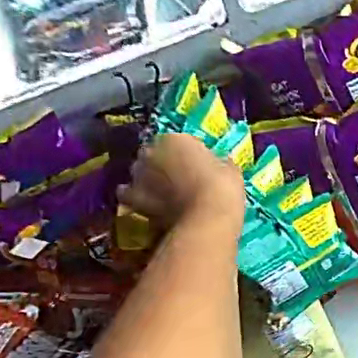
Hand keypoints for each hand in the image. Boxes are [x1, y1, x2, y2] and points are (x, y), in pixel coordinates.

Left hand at [118, 133, 243, 228]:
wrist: (206, 219)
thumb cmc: (222, 189)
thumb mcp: (230, 170)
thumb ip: (219, 163)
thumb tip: (219, 164)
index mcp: (175, 138)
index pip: (178, 141)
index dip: (186, 154)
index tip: (196, 166)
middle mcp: (151, 151)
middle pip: (153, 154)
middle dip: (162, 164)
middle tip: (177, 179)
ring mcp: (138, 174)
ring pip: (139, 172)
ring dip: (147, 179)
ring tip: (160, 193)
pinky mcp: (133, 198)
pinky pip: (128, 194)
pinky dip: (133, 197)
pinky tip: (143, 204)